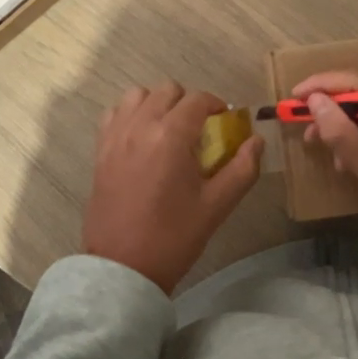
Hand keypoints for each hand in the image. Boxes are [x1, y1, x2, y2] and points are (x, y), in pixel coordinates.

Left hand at [83, 81, 263, 293]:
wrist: (122, 268)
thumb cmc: (173, 237)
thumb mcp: (216, 206)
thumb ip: (242, 169)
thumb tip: (257, 141)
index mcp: (171, 136)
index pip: (197, 99)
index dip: (216, 105)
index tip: (224, 122)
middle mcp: (141, 126)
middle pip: (168, 90)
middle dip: (188, 102)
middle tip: (198, 129)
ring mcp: (116, 136)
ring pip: (138, 95)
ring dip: (157, 103)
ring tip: (168, 129)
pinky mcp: (100, 149)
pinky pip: (115, 113)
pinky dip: (130, 114)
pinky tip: (141, 137)